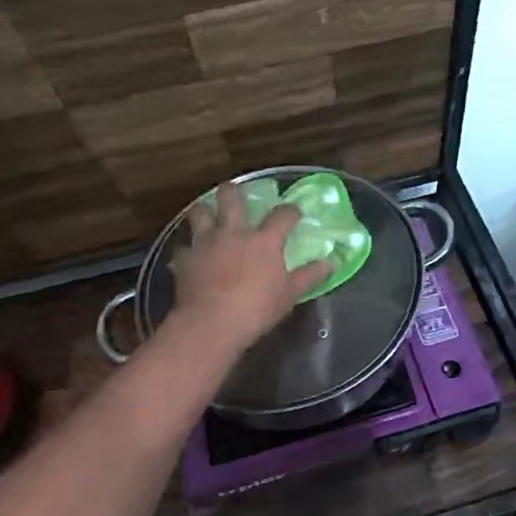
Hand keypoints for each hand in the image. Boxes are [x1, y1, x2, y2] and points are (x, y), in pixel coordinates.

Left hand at [170, 182, 335, 351]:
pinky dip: (187, 250)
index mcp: (264, 240)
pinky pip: (183, 248)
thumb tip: (333, 262)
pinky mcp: (184, 259)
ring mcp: (205, 243)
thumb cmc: (257, 309)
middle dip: (233, 191)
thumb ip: (310, 276)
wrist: (212, 323)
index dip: (290, 211)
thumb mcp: (290, 294)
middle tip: (234, 194)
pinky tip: (190, 257)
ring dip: (203, 211)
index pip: (282, 215)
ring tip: (206, 215)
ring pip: (199, 213)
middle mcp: (234, 232)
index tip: (294, 212)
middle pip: (230, 198)